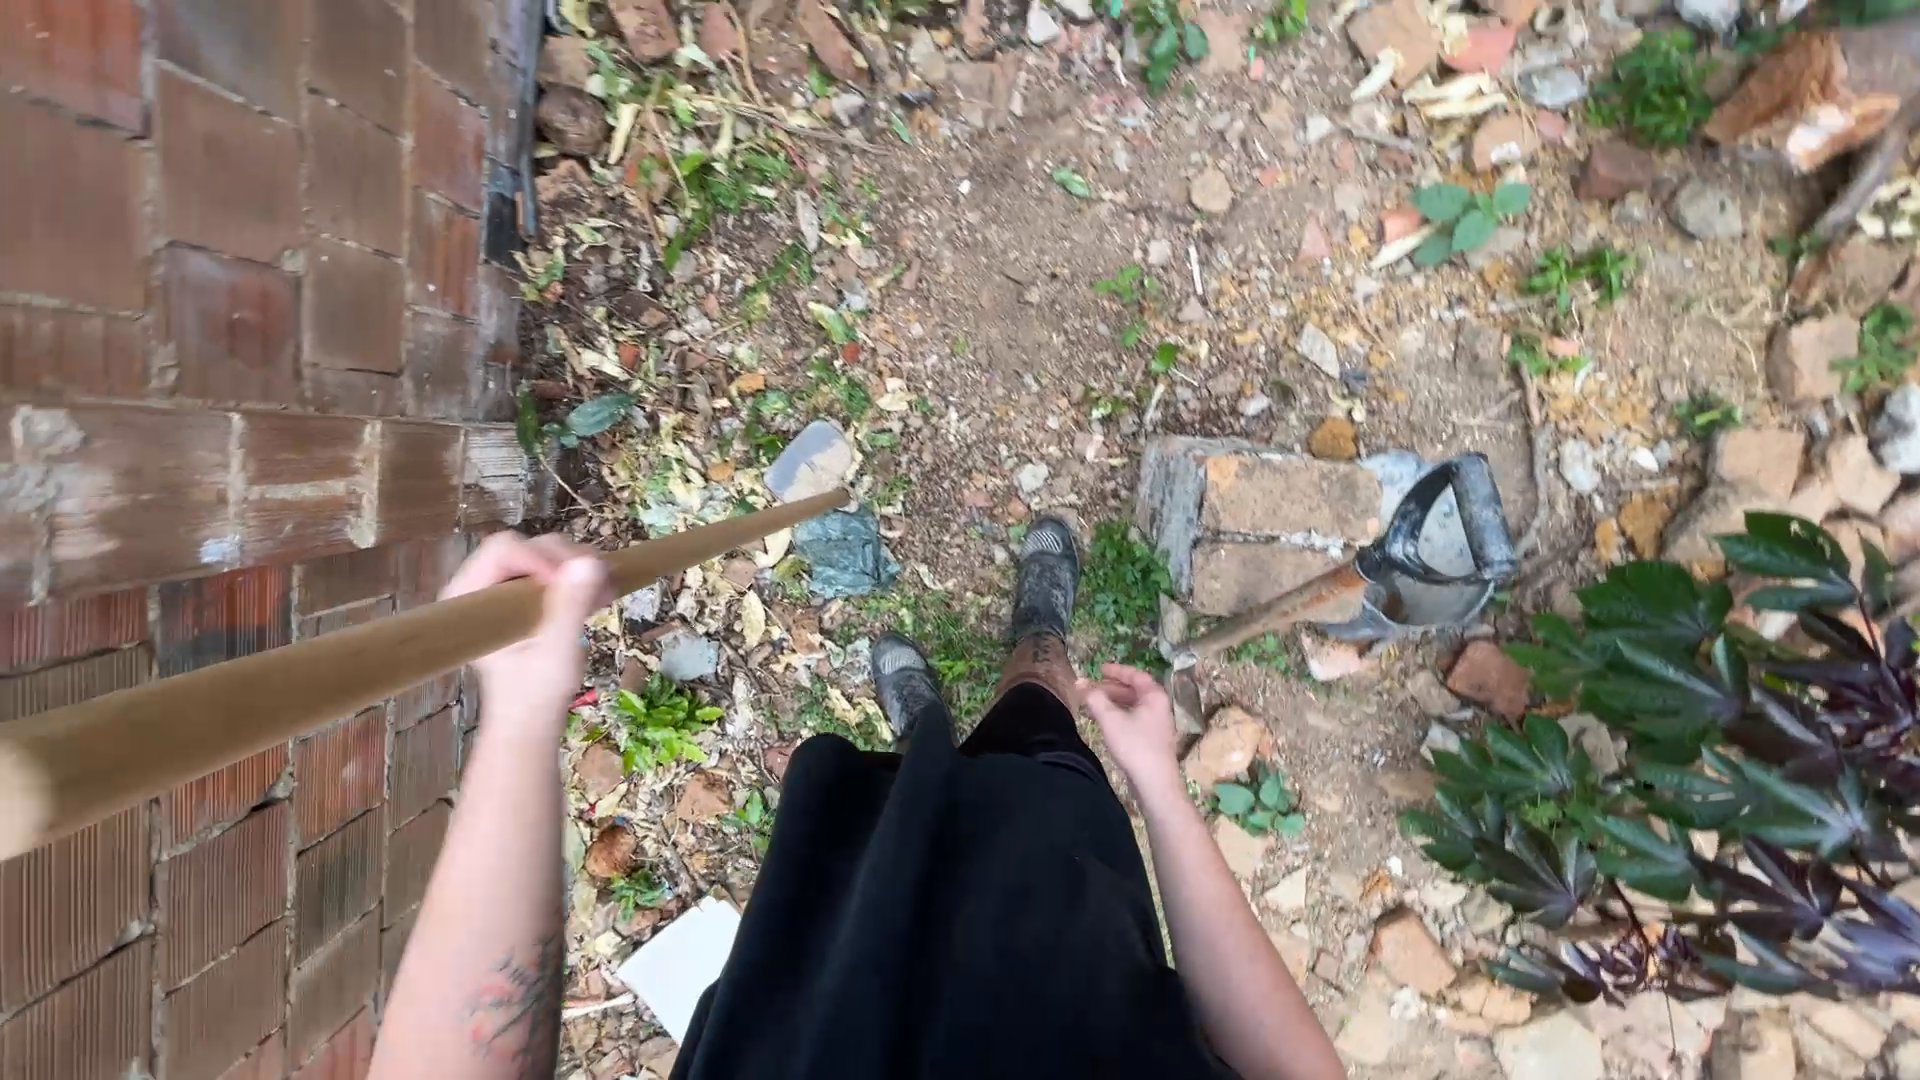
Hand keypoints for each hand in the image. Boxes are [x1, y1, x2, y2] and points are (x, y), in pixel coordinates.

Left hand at [440, 533, 611, 726]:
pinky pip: (558, 567)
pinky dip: (581, 577)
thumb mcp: (556, 650)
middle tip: (600, 588)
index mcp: (470, 595)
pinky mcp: (528, 592)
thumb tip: (591, 563)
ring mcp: (508, 587)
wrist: (532, 716)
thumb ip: (570, 606)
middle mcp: (484, 584)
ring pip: (550, 552)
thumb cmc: (535, 692)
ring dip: (581, 568)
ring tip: (603, 595)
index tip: (573, 584)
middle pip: (532, 545)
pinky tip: (597, 598)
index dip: (543, 559)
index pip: (505, 549)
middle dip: (570, 561)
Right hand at [1081, 664, 1180, 795]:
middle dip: (1111, 687)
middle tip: (1091, 688)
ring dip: (1113, 702)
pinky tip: (1104, 722)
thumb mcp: (1110, 718)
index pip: (1135, 675)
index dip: (1117, 670)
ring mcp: (1157, 724)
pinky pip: (1133, 718)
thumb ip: (1094, 698)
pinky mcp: (1152, 739)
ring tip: (1093, 705)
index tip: (1099, 668)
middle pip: (1134, 690)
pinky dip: (1118, 715)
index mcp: (1154, 696)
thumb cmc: (1134, 745)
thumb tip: (1079, 682)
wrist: (1155, 782)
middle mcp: (1159, 707)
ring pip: (1133, 705)